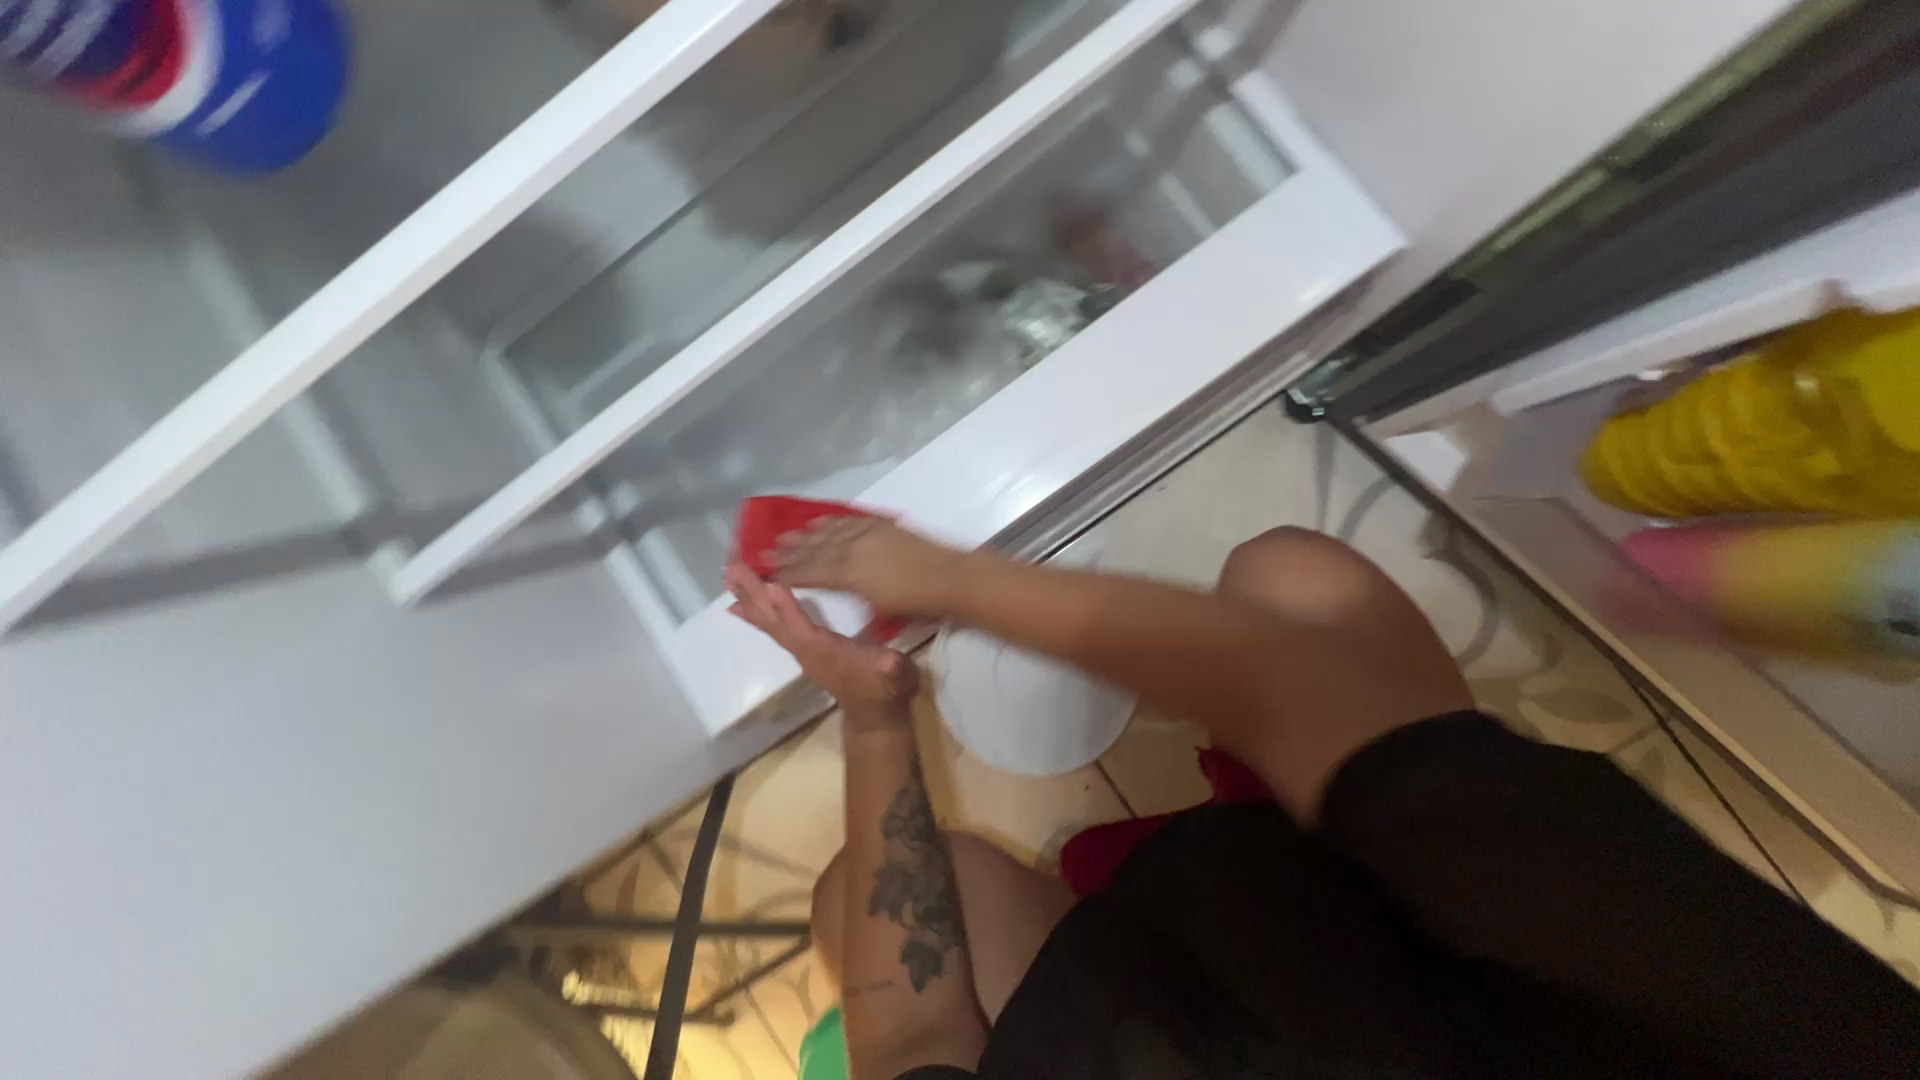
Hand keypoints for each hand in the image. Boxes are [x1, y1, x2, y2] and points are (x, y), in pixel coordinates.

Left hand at [726, 561, 918, 720]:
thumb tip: (888, 661)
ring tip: (729, 577)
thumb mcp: (895, 675)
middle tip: (732, 569)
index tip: (771, 585)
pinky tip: (738, 605)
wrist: (875, 714)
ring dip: (748, 599)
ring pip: (769, 623)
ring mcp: (800, 651)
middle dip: (754, 595)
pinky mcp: (801, 649)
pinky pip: (773, 627)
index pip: (803, 630)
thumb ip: (890, 668)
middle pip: (775, 622)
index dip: (788, 610)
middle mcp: (806, 651)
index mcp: (828, 653)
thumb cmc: (886, 690)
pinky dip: (755, 613)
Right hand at [772, 519, 970, 617]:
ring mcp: (868, 534)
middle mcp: (853, 550)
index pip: (809, 573)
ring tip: (784, 535)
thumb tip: (836, 597)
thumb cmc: (918, 605)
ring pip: (828, 532)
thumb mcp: (880, 612)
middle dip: (787, 552)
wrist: (952, 579)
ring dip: (804, 535)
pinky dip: (831, 521)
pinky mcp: (882, 525)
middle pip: (813, 550)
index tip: (764, 573)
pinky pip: (848, 521)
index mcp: (849, 575)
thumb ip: (852, 602)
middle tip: (761, 551)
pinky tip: (820, 521)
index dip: (786, 573)